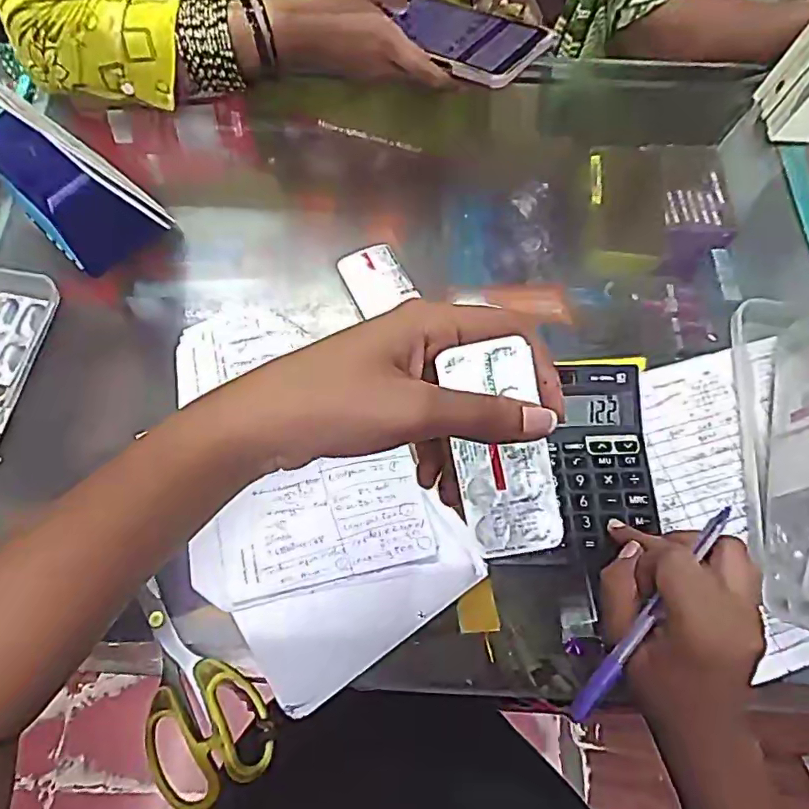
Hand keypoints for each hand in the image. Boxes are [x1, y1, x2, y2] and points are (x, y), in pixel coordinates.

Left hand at [189, 300, 562, 489]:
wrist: (259, 427)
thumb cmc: (331, 403)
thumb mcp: (414, 410)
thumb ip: (480, 414)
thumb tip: (540, 419)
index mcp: (429, 323)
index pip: (506, 331)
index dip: (536, 369)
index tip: (549, 414)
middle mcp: (417, 340)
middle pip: (480, 371)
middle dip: (496, 418)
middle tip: (510, 456)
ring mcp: (397, 370)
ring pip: (451, 403)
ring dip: (463, 444)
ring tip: (463, 486)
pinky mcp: (380, 397)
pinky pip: (424, 419)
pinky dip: (433, 448)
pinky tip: (430, 479)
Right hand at [264, 0, 454, 88]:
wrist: (289, 36)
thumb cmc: (326, 7)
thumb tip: (404, 3)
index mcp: (392, 48)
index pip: (430, 73)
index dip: (451, 81)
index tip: (468, 83)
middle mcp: (385, 70)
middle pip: (418, 77)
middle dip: (436, 73)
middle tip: (453, 64)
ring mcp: (369, 77)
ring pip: (402, 75)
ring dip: (415, 68)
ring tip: (428, 54)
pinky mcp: (356, 77)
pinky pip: (385, 73)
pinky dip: (397, 65)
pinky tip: (397, 50)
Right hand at [598, 522, 764, 726]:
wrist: (703, 729)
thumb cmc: (658, 691)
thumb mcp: (618, 640)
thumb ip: (617, 588)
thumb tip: (629, 551)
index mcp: (700, 621)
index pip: (676, 557)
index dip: (645, 545)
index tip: (622, 543)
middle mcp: (737, 612)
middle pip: (714, 545)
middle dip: (675, 544)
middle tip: (647, 562)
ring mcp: (753, 615)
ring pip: (734, 554)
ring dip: (698, 553)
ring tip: (668, 572)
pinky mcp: (757, 618)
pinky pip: (738, 574)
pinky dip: (710, 570)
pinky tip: (685, 590)